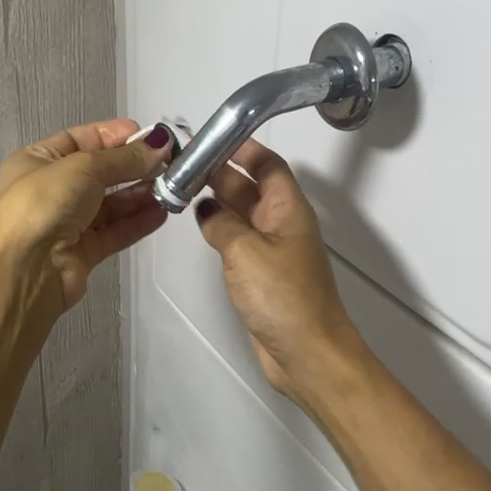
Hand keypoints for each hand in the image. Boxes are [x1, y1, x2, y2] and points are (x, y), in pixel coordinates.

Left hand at [0, 118, 173, 315]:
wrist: (24, 269)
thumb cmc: (44, 203)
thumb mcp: (83, 168)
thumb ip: (124, 158)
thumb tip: (160, 145)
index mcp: (37, 160)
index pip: (81, 140)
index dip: (114, 136)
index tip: (148, 136)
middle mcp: (50, 190)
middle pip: (99, 173)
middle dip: (133, 166)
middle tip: (169, 162)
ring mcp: (66, 223)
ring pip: (110, 205)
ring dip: (140, 195)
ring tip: (172, 187)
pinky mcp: (82, 252)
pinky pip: (114, 232)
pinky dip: (137, 222)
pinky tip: (161, 213)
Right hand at [194, 139, 359, 401]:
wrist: (307, 353)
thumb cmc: (283, 298)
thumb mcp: (244, 251)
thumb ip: (221, 224)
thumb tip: (207, 211)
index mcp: (288, 209)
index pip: (268, 164)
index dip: (242, 147)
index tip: (211, 136)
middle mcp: (282, 225)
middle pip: (251, 187)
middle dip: (221, 172)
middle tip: (185, 162)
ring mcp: (273, 252)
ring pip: (242, 215)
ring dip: (217, 201)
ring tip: (184, 188)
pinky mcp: (262, 278)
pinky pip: (239, 243)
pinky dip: (219, 231)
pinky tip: (200, 228)